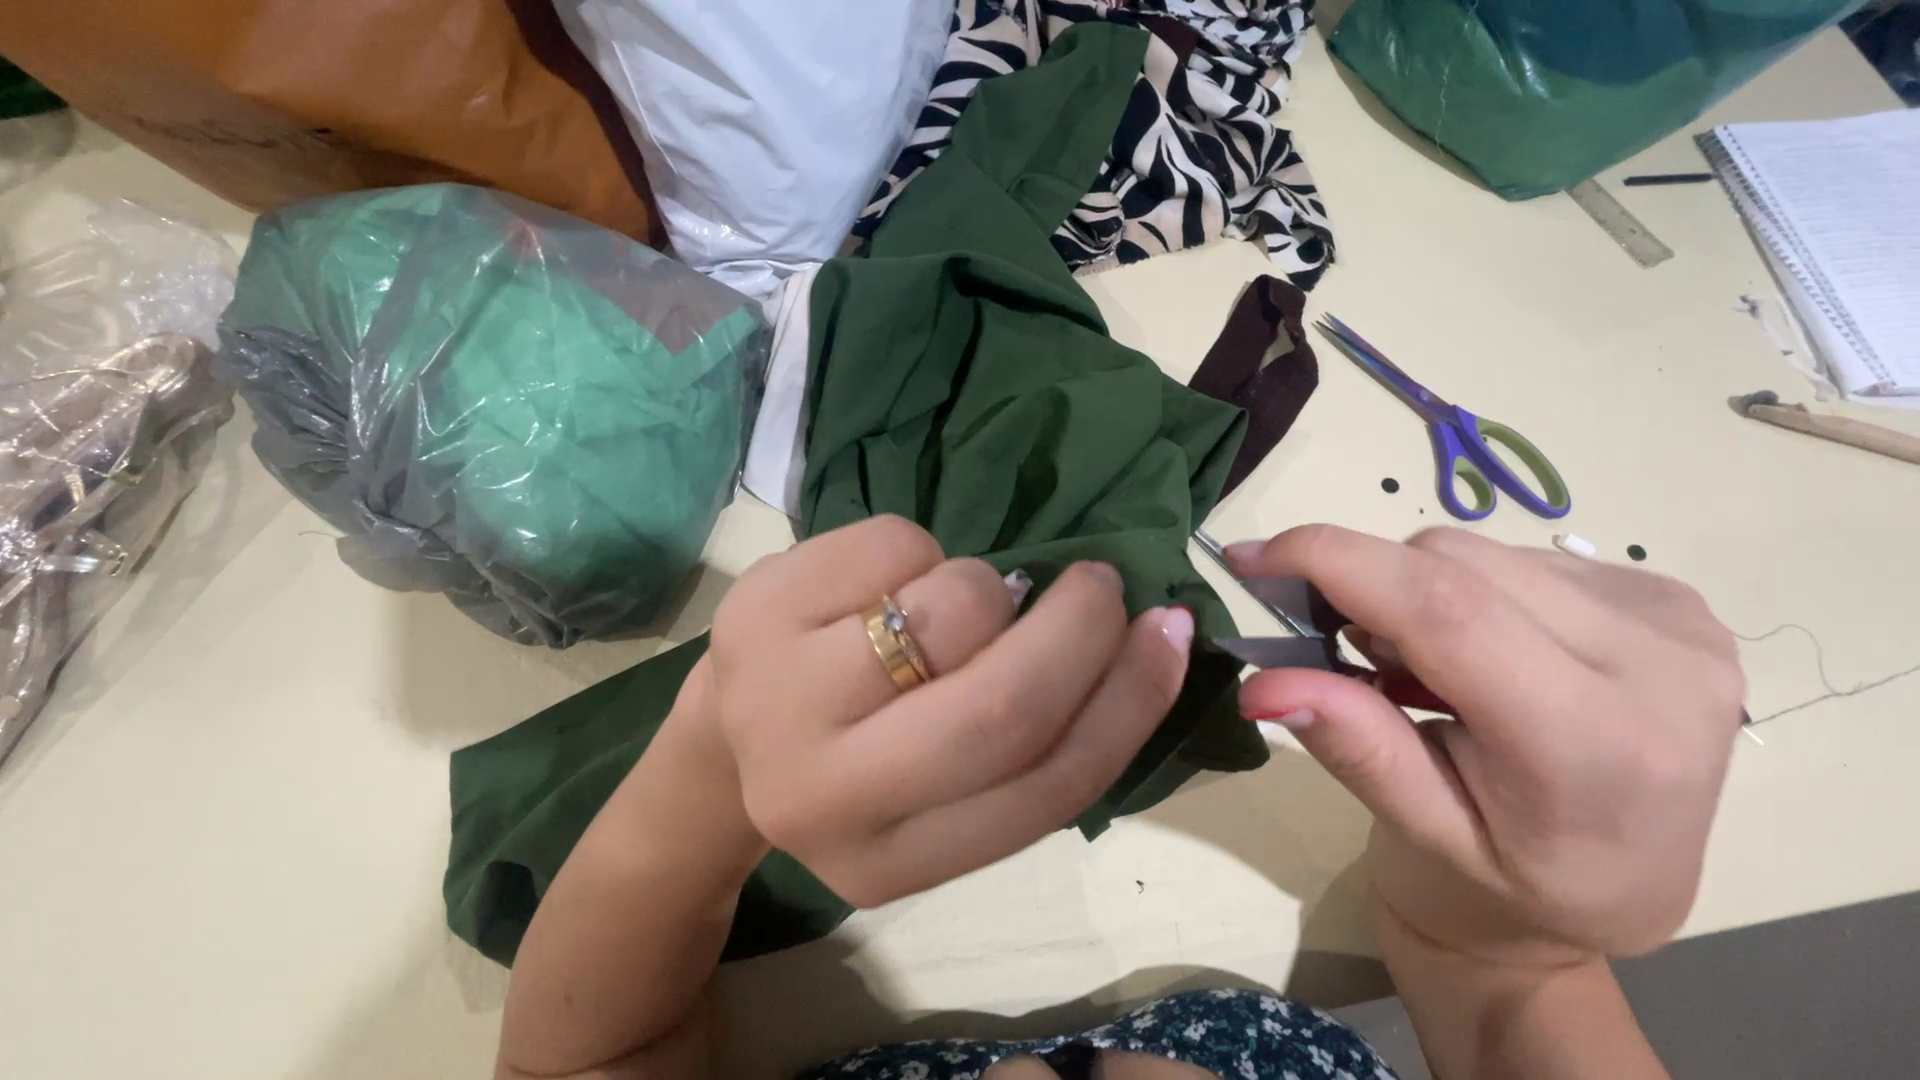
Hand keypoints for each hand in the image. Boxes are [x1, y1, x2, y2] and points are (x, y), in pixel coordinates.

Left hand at [706, 515, 1193, 906]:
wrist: (729, 732)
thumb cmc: (863, 753)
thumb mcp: (941, 787)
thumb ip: (1034, 739)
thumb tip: (1150, 634)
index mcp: (893, 865)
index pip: (1046, 788)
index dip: (1128, 702)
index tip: (1168, 633)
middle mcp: (827, 799)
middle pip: (1003, 706)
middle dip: (1078, 628)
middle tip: (1098, 586)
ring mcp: (779, 701)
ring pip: (952, 609)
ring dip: (987, 587)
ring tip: (960, 601)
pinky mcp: (754, 614)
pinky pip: (895, 545)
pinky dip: (923, 547)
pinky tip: (891, 581)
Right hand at [1227, 526, 1744, 964]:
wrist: (1613, 895)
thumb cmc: (1503, 886)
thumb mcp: (1419, 832)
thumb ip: (1354, 747)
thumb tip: (1263, 683)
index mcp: (1598, 745)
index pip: (1446, 611)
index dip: (1333, 563)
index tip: (1249, 559)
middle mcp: (1659, 665)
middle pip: (1454, 564)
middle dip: (1369, 589)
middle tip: (1345, 655)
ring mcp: (1678, 625)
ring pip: (1480, 551)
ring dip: (1415, 591)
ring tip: (1419, 670)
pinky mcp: (1669, 601)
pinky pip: (1516, 558)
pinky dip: (1464, 592)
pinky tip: (1479, 653)